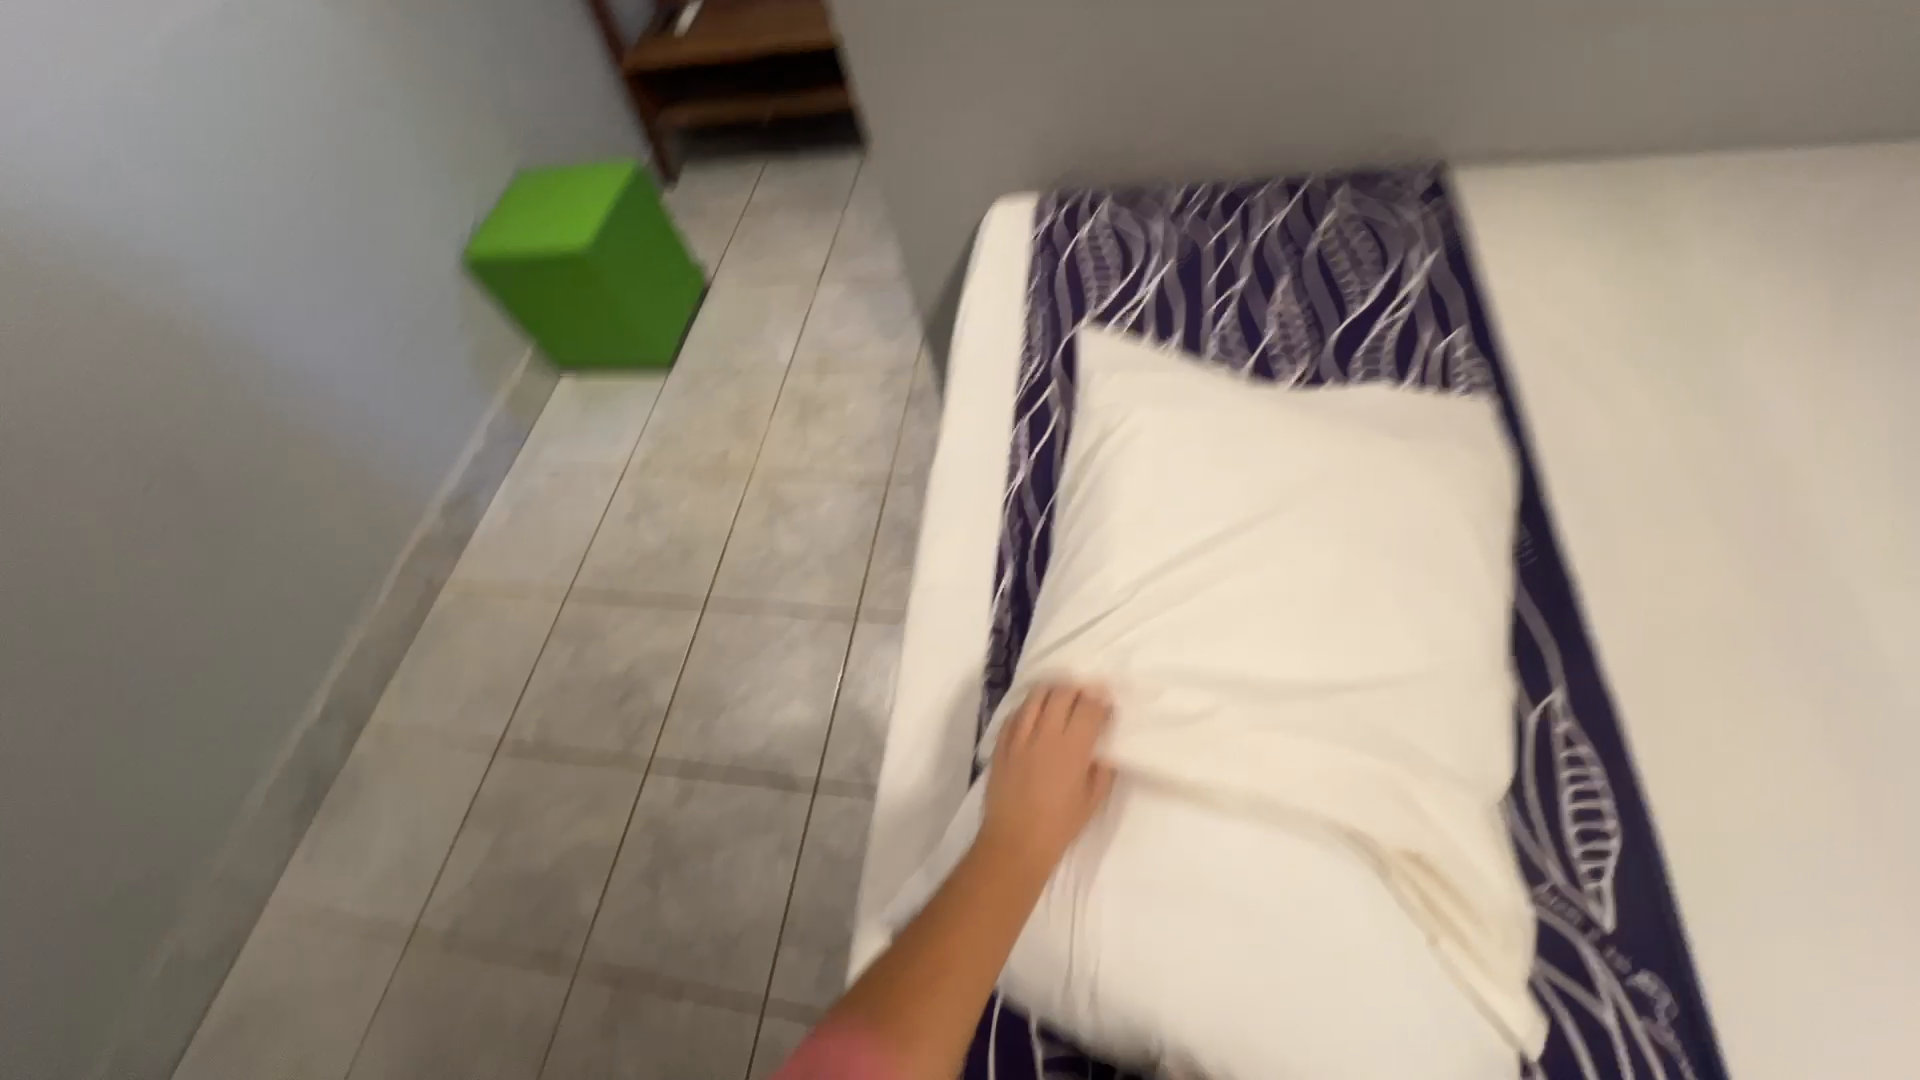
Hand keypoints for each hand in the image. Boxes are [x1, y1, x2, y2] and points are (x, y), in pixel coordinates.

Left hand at [977, 683, 1115, 874]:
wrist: (1015, 841)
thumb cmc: (1059, 826)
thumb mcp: (1092, 801)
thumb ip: (1102, 772)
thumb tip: (1102, 752)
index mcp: (1073, 749)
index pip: (1089, 707)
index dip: (1100, 699)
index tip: (1105, 702)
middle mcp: (1046, 735)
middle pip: (1062, 693)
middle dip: (1077, 690)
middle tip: (1083, 697)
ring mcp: (1019, 737)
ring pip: (1035, 697)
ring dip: (1051, 692)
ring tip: (1058, 699)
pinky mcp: (1001, 744)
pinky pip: (1014, 714)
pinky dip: (1027, 709)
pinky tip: (1033, 715)